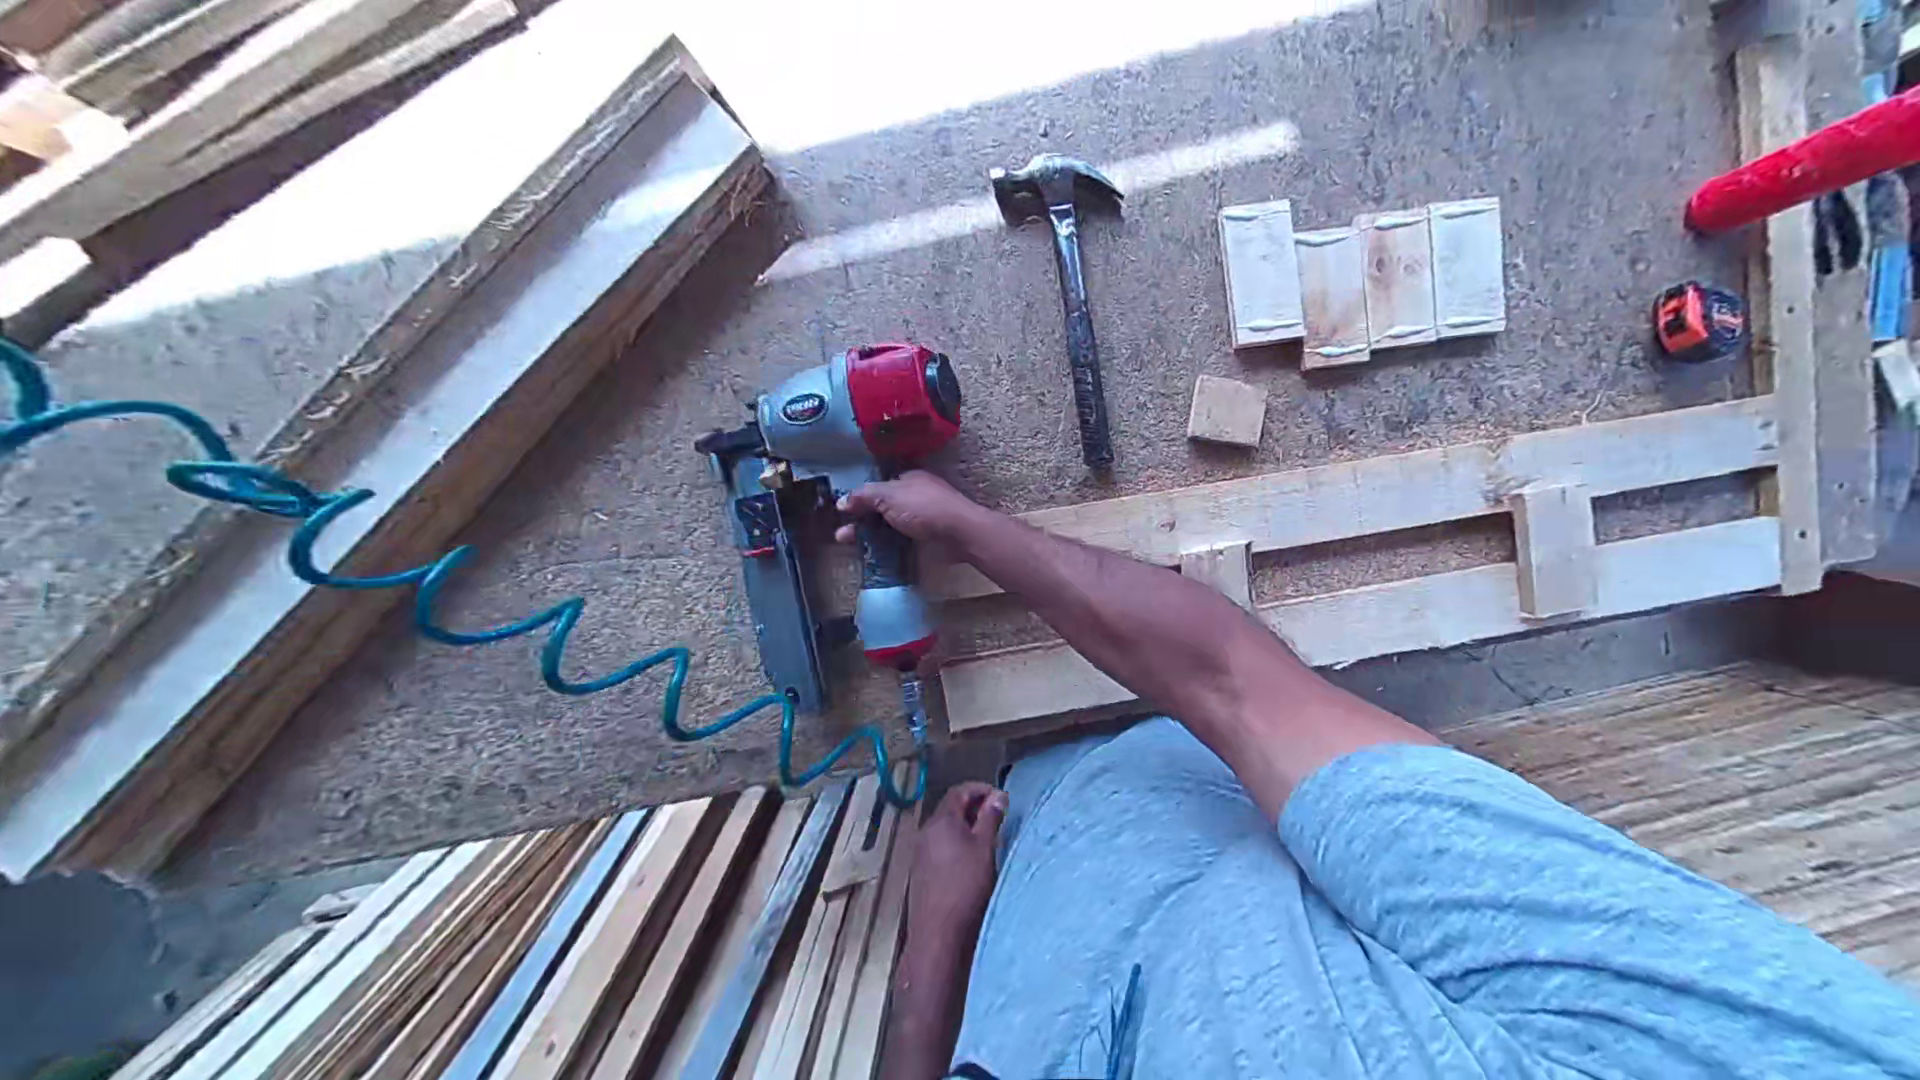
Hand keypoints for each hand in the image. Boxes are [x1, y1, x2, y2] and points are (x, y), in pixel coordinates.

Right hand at [834, 470, 983, 549]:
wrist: (959, 533)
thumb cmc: (924, 507)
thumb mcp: (889, 495)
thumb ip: (864, 496)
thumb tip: (841, 501)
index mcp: (909, 478)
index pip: (880, 484)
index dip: (861, 496)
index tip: (844, 510)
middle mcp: (916, 495)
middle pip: (882, 506)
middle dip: (860, 519)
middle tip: (842, 534)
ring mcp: (923, 517)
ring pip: (890, 525)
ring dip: (869, 534)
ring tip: (848, 544)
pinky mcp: (928, 538)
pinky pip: (900, 540)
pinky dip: (885, 545)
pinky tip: (872, 553)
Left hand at [905, 781, 1005, 951]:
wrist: (938, 932)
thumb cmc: (966, 886)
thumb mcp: (985, 847)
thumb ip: (990, 818)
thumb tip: (997, 795)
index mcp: (942, 819)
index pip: (959, 791)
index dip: (980, 789)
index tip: (999, 797)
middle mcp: (927, 830)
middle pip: (951, 808)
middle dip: (974, 807)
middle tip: (996, 816)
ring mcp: (921, 851)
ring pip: (945, 828)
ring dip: (965, 826)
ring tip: (987, 837)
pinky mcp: (920, 870)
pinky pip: (939, 845)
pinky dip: (955, 843)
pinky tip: (970, 860)